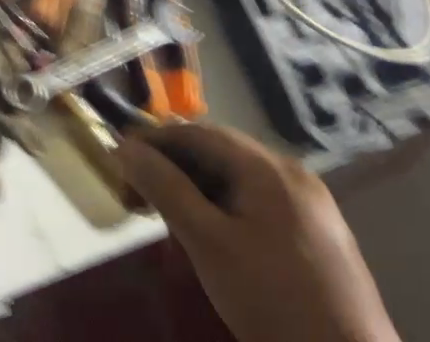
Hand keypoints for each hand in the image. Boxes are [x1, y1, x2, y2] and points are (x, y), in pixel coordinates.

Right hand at [116, 123, 400, 341]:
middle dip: (169, 168)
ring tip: (164, 220)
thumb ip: (163, 186)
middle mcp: (292, 175)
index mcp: (269, 168)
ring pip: (233, 179)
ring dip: (191, 190)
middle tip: (135, 197)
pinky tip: (204, 236)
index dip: (151, 141)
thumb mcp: (205, 240)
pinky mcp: (313, 234)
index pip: (196, 133)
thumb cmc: (271, 297)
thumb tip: (123, 145)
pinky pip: (253, 202)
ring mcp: (308, 205)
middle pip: (215, 153)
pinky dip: (219, 208)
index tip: (116, 163)